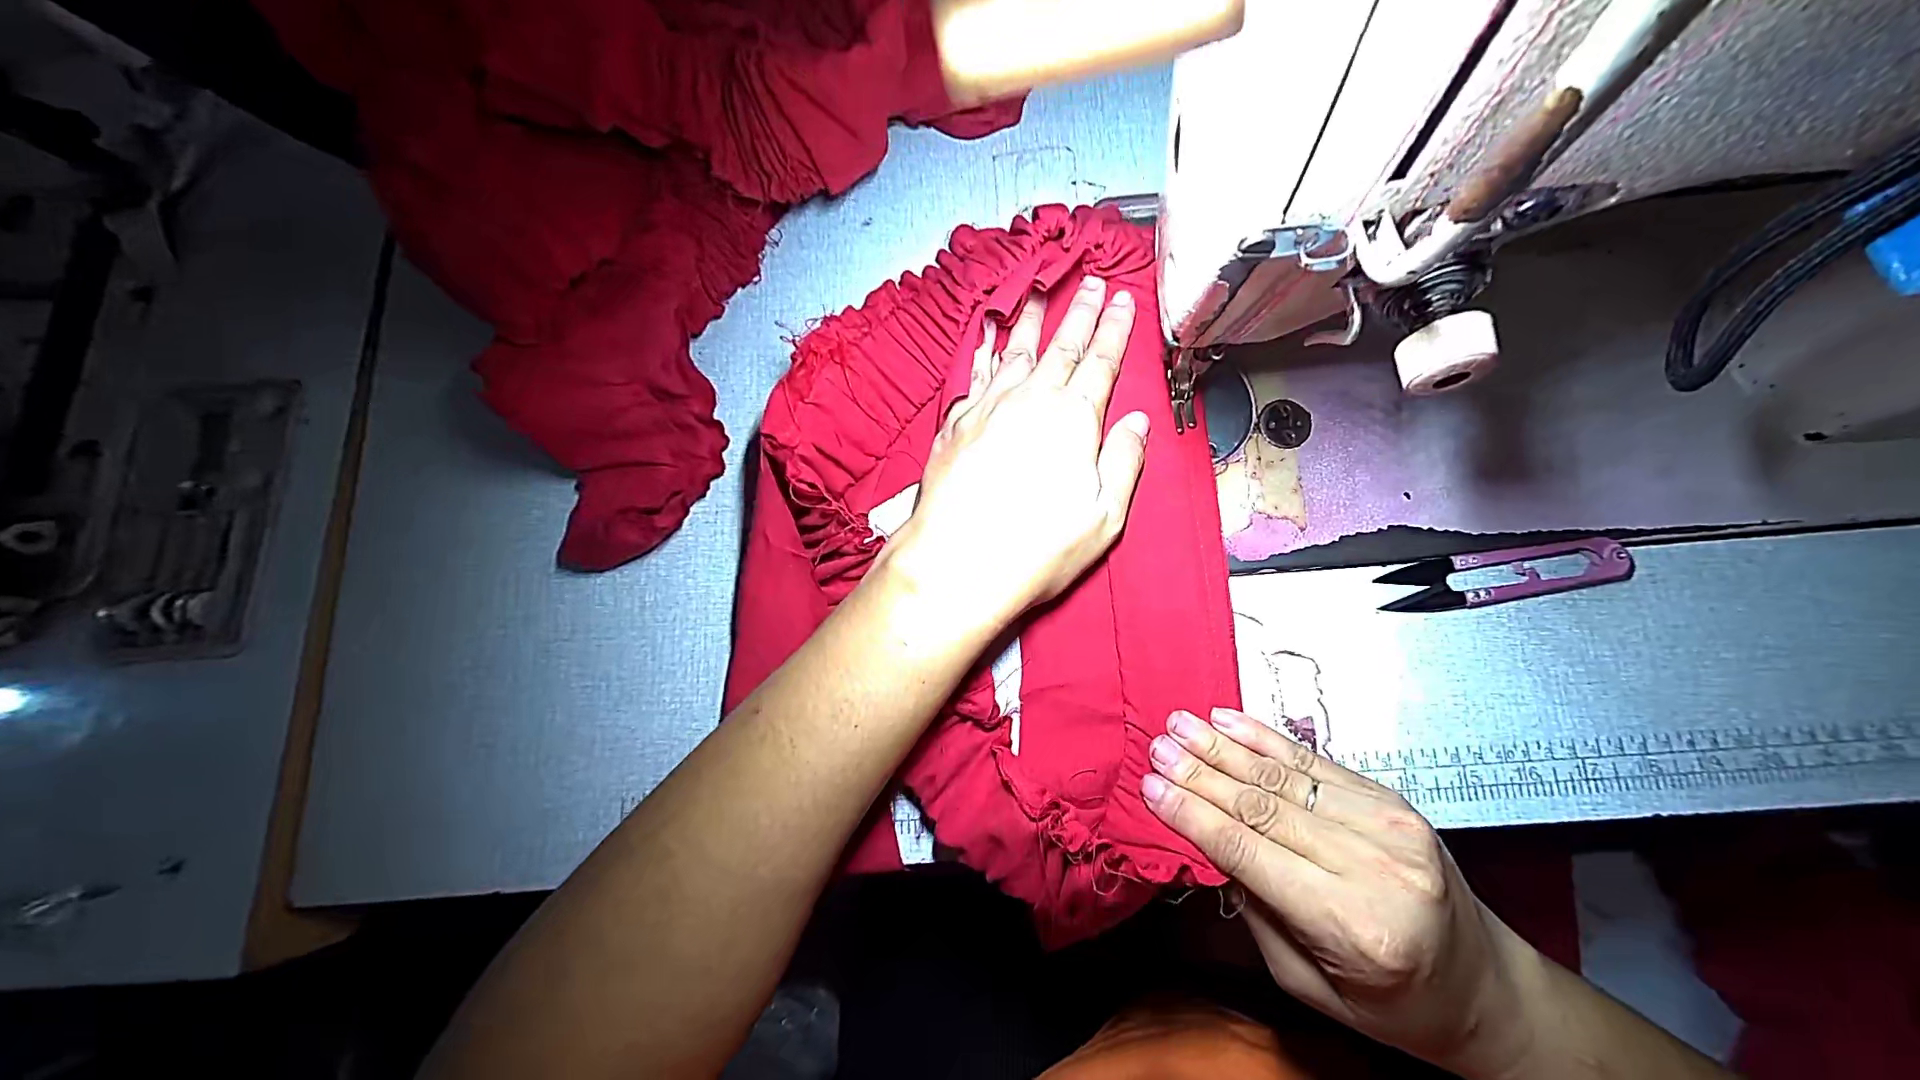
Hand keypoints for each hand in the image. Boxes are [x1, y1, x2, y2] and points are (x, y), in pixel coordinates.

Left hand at [884, 276, 1148, 628]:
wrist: (959, 560)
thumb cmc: (1033, 548)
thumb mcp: (1104, 516)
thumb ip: (1123, 462)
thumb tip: (1135, 426)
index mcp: (1073, 419)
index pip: (1102, 361)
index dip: (1115, 328)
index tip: (1122, 302)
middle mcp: (1030, 402)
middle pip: (1062, 345)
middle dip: (1081, 311)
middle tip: (1092, 284)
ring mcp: (989, 408)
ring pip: (1016, 350)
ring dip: (1031, 319)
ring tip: (1039, 293)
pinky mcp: (957, 424)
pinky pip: (976, 374)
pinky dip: (985, 352)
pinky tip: (988, 340)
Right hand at [1142, 708, 1537, 1077]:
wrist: (1483, 987)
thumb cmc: (1389, 999)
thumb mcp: (1306, 980)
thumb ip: (1256, 907)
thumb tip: (1209, 837)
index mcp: (1354, 926)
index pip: (1248, 853)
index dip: (1193, 816)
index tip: (1151, 788)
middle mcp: (1376, 867)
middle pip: (1262, 806)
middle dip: (1200, 775)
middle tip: (1157, 749)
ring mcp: (1391, 825)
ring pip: (1284, 776)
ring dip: (1224, 747)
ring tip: (1180, 725)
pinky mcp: (1392, 800)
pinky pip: (1316, 761)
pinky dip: (1266, 739)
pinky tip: (1228, 721)